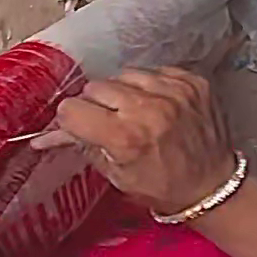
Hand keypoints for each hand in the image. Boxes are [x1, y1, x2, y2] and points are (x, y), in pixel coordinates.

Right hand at [30, 67, 237, 215]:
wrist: (212, 186)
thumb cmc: (159, 185)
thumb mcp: (115, 174)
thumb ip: (82, 145)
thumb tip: (44, 135)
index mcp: (126, 138)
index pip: (72, 109)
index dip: (71, 119)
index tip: (79, 126)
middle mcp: (149, 109)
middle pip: (95, 87)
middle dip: (95, 104)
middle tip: (109, 122)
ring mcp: (174, 91)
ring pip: (122, 74)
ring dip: (122, 91)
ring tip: (134, 112)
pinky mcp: (192, 81)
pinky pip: (153, 70)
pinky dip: (149, 86)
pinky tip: (156, 105)